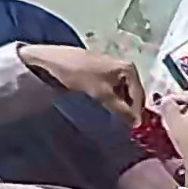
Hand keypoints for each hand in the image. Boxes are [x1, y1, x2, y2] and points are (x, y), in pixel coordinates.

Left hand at [18, 45, 142, 124]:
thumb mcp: (102, 95)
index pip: (139, 95)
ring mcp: (111, 66)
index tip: (132, 127)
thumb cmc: (79, 75)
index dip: (136, 112)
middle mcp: (124, 66)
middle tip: (123, 122)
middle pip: (132, 92)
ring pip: (121, 90)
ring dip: (118, 103)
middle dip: (128, 107)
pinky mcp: (98, 68)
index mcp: (129, 69)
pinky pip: (111, 86)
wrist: (48, 61)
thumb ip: (122, 110)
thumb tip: (135, 123)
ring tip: (112, 114)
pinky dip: (109, 96)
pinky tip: (101, 103)